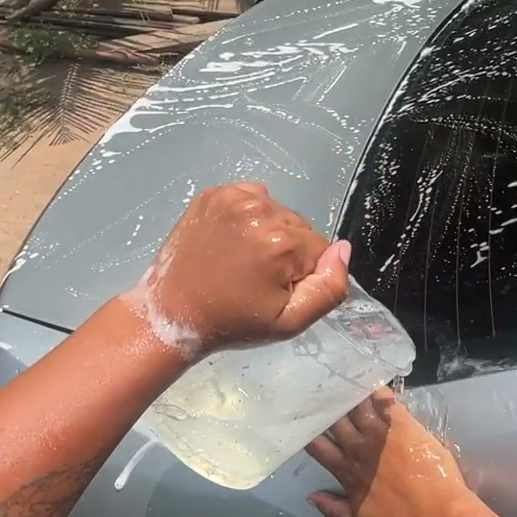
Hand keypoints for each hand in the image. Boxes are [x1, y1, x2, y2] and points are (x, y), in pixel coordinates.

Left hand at [127, 184, 350, 356]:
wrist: (172, 312)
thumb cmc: (232, 323)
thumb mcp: (289, 323)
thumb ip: (328, 289)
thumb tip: (344, 250)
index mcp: (281, 243)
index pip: (320, 250)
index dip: (303, 275)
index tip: (273, 291)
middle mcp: (261, 210)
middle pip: (300, 228)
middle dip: (287, 253)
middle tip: (255, 279)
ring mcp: (234, 198)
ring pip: (278, 213)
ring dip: (269, 234)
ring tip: (242, 261)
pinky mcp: (214, 193)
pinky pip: (253, 198)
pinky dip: (250, 217)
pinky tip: (232, 241)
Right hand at [306, 389, 474, 516]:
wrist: (438, 516)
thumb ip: (332, 509)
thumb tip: (309, 496)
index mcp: (346, 471)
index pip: (318, 445)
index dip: (308, 430)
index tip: (302, 419)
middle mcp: (358, 448)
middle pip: (335, 420)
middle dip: (325, 406)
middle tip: (318, 390)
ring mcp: (380, 434)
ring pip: (357, 407)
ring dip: (349, 394)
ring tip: (342, 380)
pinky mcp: (404, 425)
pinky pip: (386, 401)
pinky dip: (377, 390)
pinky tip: (371, 378)